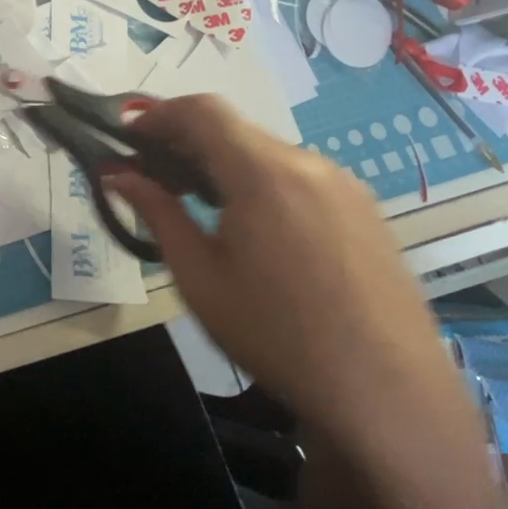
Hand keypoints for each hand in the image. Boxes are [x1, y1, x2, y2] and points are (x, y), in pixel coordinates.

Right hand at [106, 96, 453, 439]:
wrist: (389, 398)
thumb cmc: (276, 334)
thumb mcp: (198, 276)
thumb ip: (156, 213)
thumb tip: (117, 175)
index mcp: (263, 172)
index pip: (201, 110)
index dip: (158, 114)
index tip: (127, 141)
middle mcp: (309, 164)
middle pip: (234, 129)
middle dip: (186, 142)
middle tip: (153, 177)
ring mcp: (345, 187)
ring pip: (268, 153)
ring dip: (224, 163)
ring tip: (199, 205)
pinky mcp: (368, 213)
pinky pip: (300, 177)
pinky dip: (262, 182)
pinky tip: (253, 228)